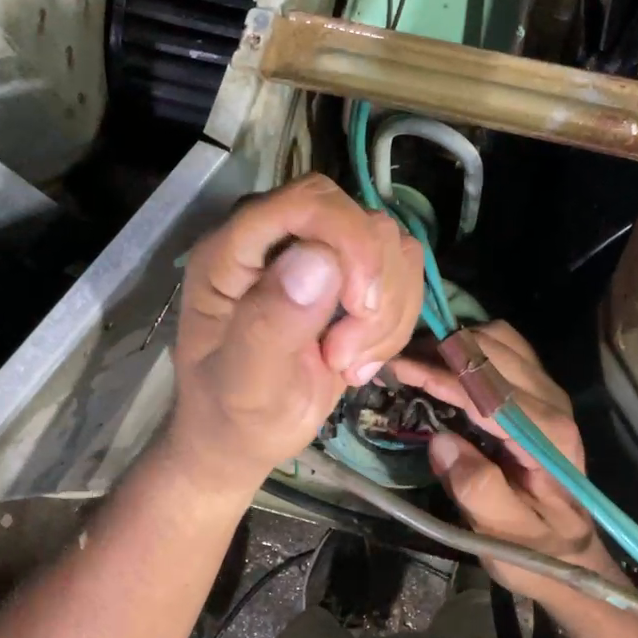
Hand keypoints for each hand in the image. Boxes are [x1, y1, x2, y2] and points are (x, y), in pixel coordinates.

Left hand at [160, 174, 424, 495]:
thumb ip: (271, 323)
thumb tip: (318, 258)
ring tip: (347, 362)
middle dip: (372, 292)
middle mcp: (279, 236)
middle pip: (361, 220)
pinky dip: (398, 319)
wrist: (244, 437)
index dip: (349, 239)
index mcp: (234, 250)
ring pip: (392, 245)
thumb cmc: (233, 417)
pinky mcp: (351, 271)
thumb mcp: (243, 386)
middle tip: (342, 357)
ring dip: (387, 313)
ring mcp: (318, 249)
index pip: (307, 200)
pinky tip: (363, 356)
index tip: (358, 307)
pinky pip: (405, 270)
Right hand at [383, 322, 621, 606]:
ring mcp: (549, 391)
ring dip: (455, 342)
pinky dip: (471, 344)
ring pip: (499, 338)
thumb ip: (478, 491)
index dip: (439, 375)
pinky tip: (445, 361)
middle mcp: (553, 402)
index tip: (397, 366)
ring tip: (415, 357)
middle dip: (441, 349)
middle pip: (493, 350)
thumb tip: (441, 442)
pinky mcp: (540, 389)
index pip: (486, 391)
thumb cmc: (538, 552)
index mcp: (548, 437)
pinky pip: (505, 346)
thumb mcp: (506, 538)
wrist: (575, 557)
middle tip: (395, 358)